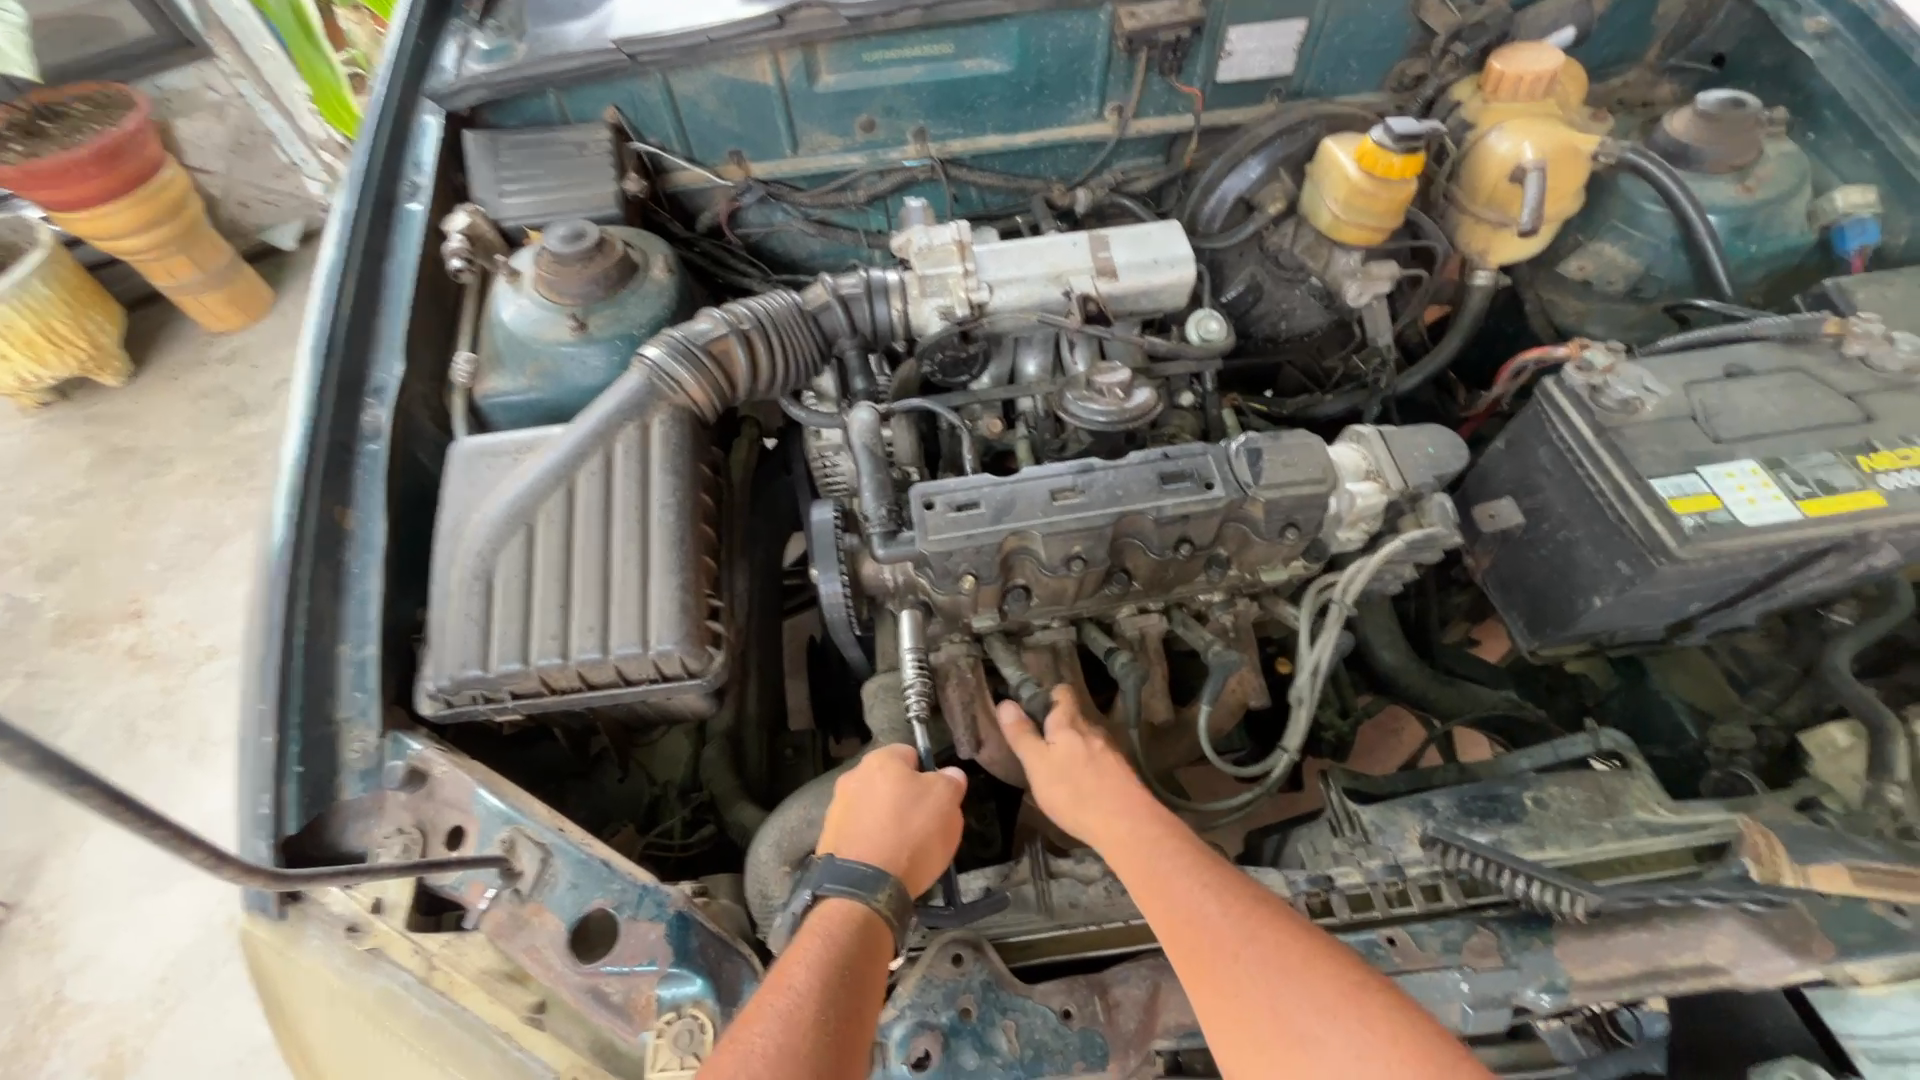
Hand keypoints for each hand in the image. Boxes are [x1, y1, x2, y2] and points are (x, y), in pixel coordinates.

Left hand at [816, 744, 966, 896]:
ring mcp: (836, 810)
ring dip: (886, 822)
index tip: (938, 800)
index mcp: (880, 759)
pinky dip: (871, 844)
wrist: (861, 889)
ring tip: (903, 851)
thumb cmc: (910, 834)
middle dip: (905, 800)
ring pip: (873, 810)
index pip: (911, 754)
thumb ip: (951, 781)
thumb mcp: (946, 802)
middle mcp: (852, 777)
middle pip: (889, 783)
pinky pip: (859, 835)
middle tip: (924, 826)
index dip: (929, 775)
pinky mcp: (828, 841)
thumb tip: (950, 774)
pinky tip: (883, 864)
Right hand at [995, 685, 1162, 849]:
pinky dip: (1088, 765)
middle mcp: (1093, 728)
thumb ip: (1022, 734)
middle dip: (1058, 727)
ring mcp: (1110, 750)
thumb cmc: (1074, 792)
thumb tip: (1005, 702)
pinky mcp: (1121, 771)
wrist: (1127, 824)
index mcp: (1070, 722)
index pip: (1062, 691)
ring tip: (1058, 768)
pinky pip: (1099, 758)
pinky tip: (1081, 785)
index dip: (1048, 696)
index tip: (1032, 711)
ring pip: (1087, 739)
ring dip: (1073, 748)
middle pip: (1074, 717)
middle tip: (1039, 746)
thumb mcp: (1037, 765)